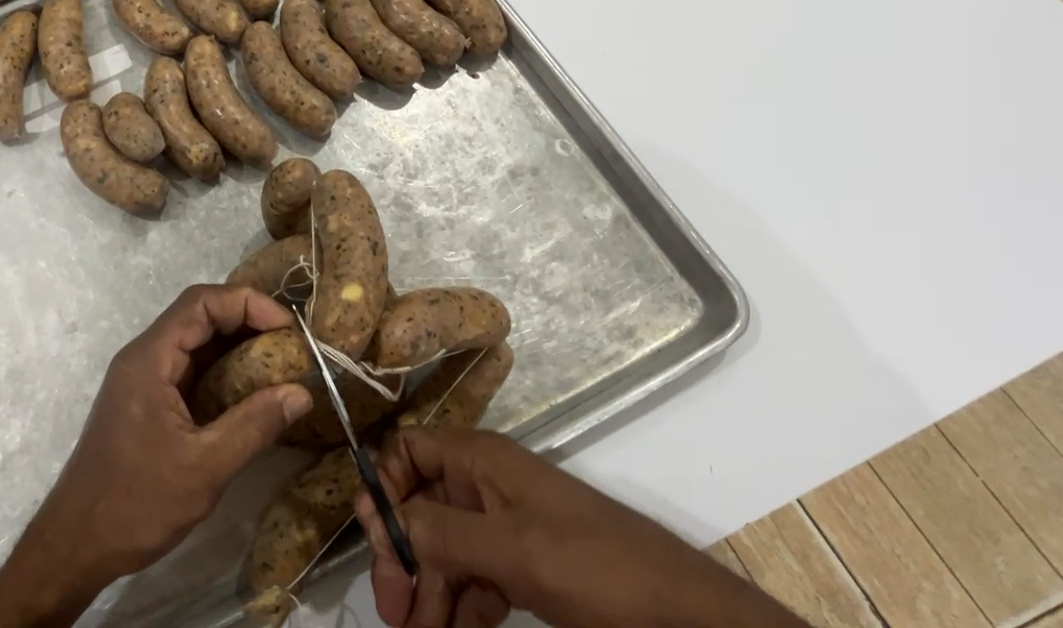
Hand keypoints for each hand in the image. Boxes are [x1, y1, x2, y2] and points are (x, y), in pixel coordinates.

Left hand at [0, 285, 313, 627]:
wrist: (77, 544)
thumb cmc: (136, 503)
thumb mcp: (205, 467)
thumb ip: (254, 425)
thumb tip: (302, 392)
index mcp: (150, 359)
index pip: (201, 303)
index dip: (248, 303)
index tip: (289, 328)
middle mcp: (144, 358)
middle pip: (199, 317)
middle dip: (247, 323)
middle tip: (293, 347)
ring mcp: (144, 381)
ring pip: (196, 344)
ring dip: (238, 348)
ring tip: (282, 366)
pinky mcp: (148, 403)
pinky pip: (190, 371)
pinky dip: (223, 373)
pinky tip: (253, 393)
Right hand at [357, 427, 806, 627]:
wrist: (686, 619)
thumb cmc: (597, 568)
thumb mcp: (513, 548)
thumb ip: (441, 530)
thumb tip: (379, 516)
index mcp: (482, 461)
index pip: (410, 451)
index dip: (385, 488)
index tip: (376, 540)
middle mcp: (486, 486)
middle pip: (420, 508)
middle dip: (401, 556)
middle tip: (393, 609)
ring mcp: (506, 529)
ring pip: (443, 551)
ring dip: (427, 594)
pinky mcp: (523, 567)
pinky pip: (473, 581)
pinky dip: (458, 610)